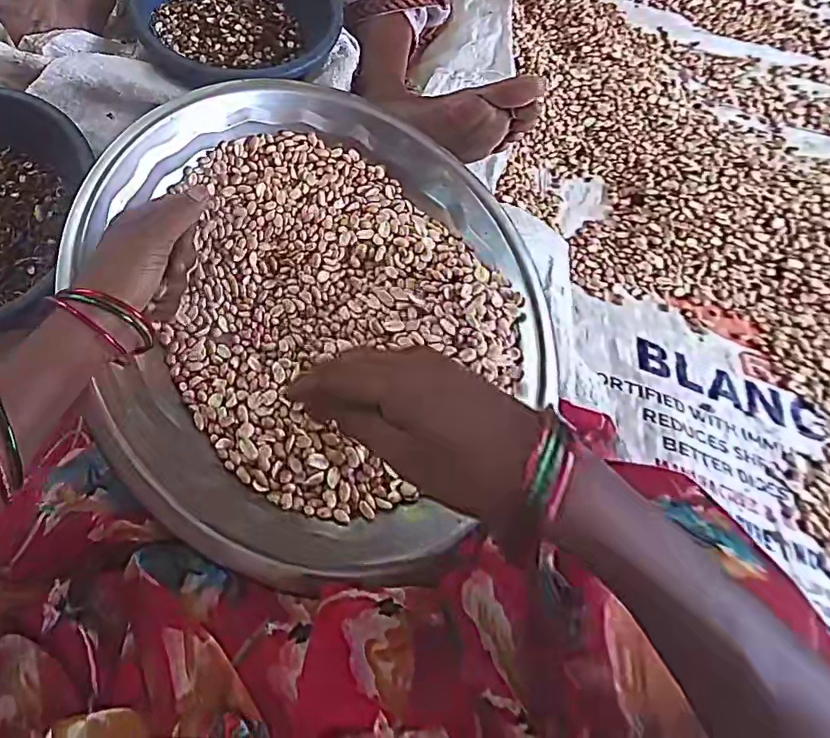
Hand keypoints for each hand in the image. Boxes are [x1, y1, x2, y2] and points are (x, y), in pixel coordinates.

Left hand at [71, 185, 207, 312]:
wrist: (103, 321)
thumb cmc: (122, 275)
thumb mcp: (154, 236)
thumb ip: (180, 211)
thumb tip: (201, 189)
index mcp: (137, 221)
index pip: (175, 210)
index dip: (185, 226)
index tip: (182, 237)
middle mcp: (140, 244)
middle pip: (182, 245)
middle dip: (181, 260)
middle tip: (170, 265)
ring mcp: (143, 271)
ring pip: (180, 273)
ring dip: (174, 285)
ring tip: (157, 289)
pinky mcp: (147, 296)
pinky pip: (173, 296)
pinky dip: (166, 303)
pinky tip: (153, 305)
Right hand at [288, 345, 541, 524]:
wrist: (541, 469)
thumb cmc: (466, 472)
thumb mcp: (403, 456)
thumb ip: (357, 424)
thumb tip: (321, 404)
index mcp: (393, 382)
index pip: (336, 376)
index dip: (309, 385)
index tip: (288, 395)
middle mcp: (408, 361)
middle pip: (352, 360)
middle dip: (325, 375)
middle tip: (304, 394)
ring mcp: (431, 361)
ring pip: (374, 357)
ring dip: (348, 371)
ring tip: (331, 391)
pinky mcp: (448, 368)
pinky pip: (395, 360)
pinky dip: (372, 370)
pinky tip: (371, 387)